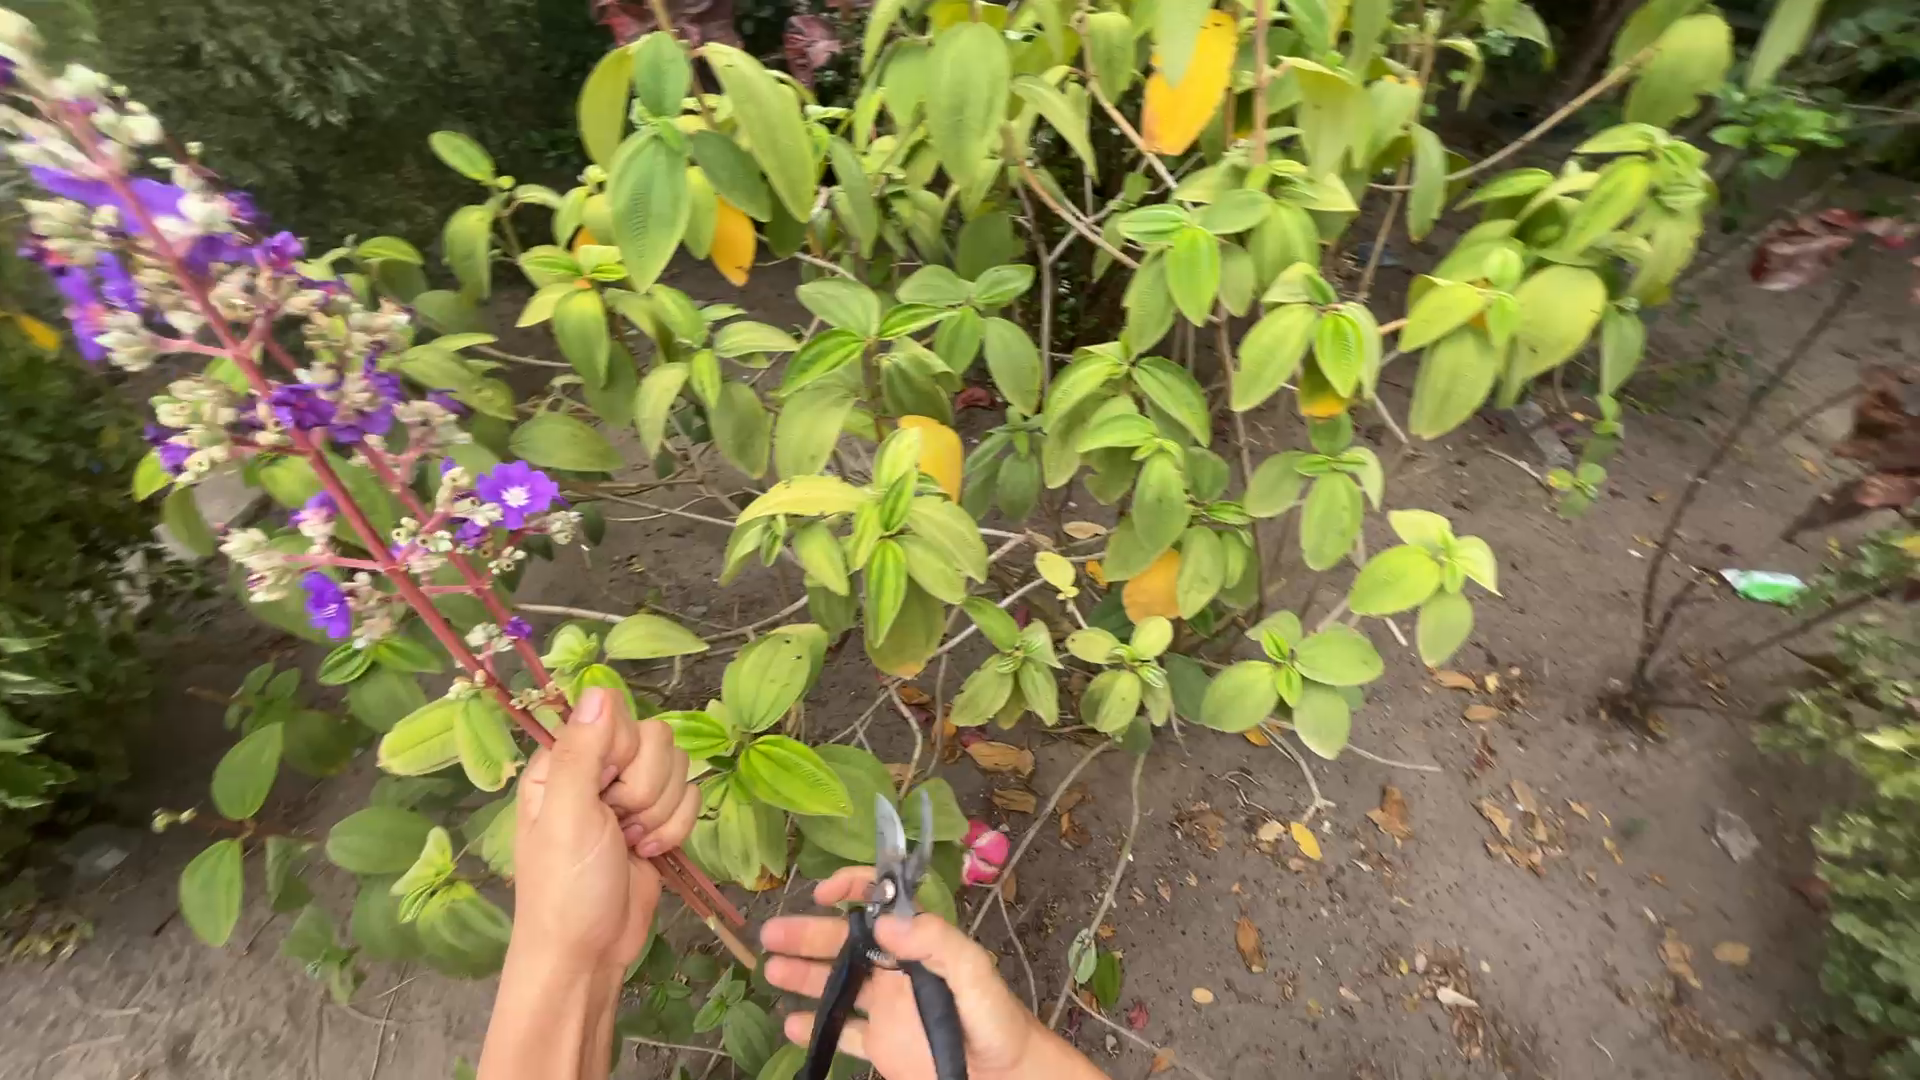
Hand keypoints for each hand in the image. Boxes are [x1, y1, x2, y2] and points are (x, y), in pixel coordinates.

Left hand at [511, 686, 698, 973]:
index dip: (623, 750)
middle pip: (657, 740)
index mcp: (565, 762)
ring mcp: (631, 795)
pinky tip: (648, 853)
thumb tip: (599, 689)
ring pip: (679, 768)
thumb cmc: (565, 889)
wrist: (590, 954)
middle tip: (617, 823)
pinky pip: (691, 797)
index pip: (617, 716)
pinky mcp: (659, 818)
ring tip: (630, 843)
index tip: (606, 786)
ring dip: (661, 813)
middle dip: (646, 788)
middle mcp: (599, 770)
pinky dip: (675, 829)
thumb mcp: (567, 817)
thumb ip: (582, 751)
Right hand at [761, 867, 1046, 1079]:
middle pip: (845, 941)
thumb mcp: (972, 970)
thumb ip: (934, 940)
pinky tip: (790, 1023)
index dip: (852, 887)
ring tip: (770, 968)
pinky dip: (815, 1028)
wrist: (1005, 1077)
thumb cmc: (994, 1017)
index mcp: (916, 939)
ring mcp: (885, 1006)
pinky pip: (843, 1033)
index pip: (880, 901)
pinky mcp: (882, 1044)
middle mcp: (895, 966)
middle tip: (771, 933)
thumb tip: (884, 920)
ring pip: (836, 982)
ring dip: (803, 973)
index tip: (822, 892)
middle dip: (808, 932)